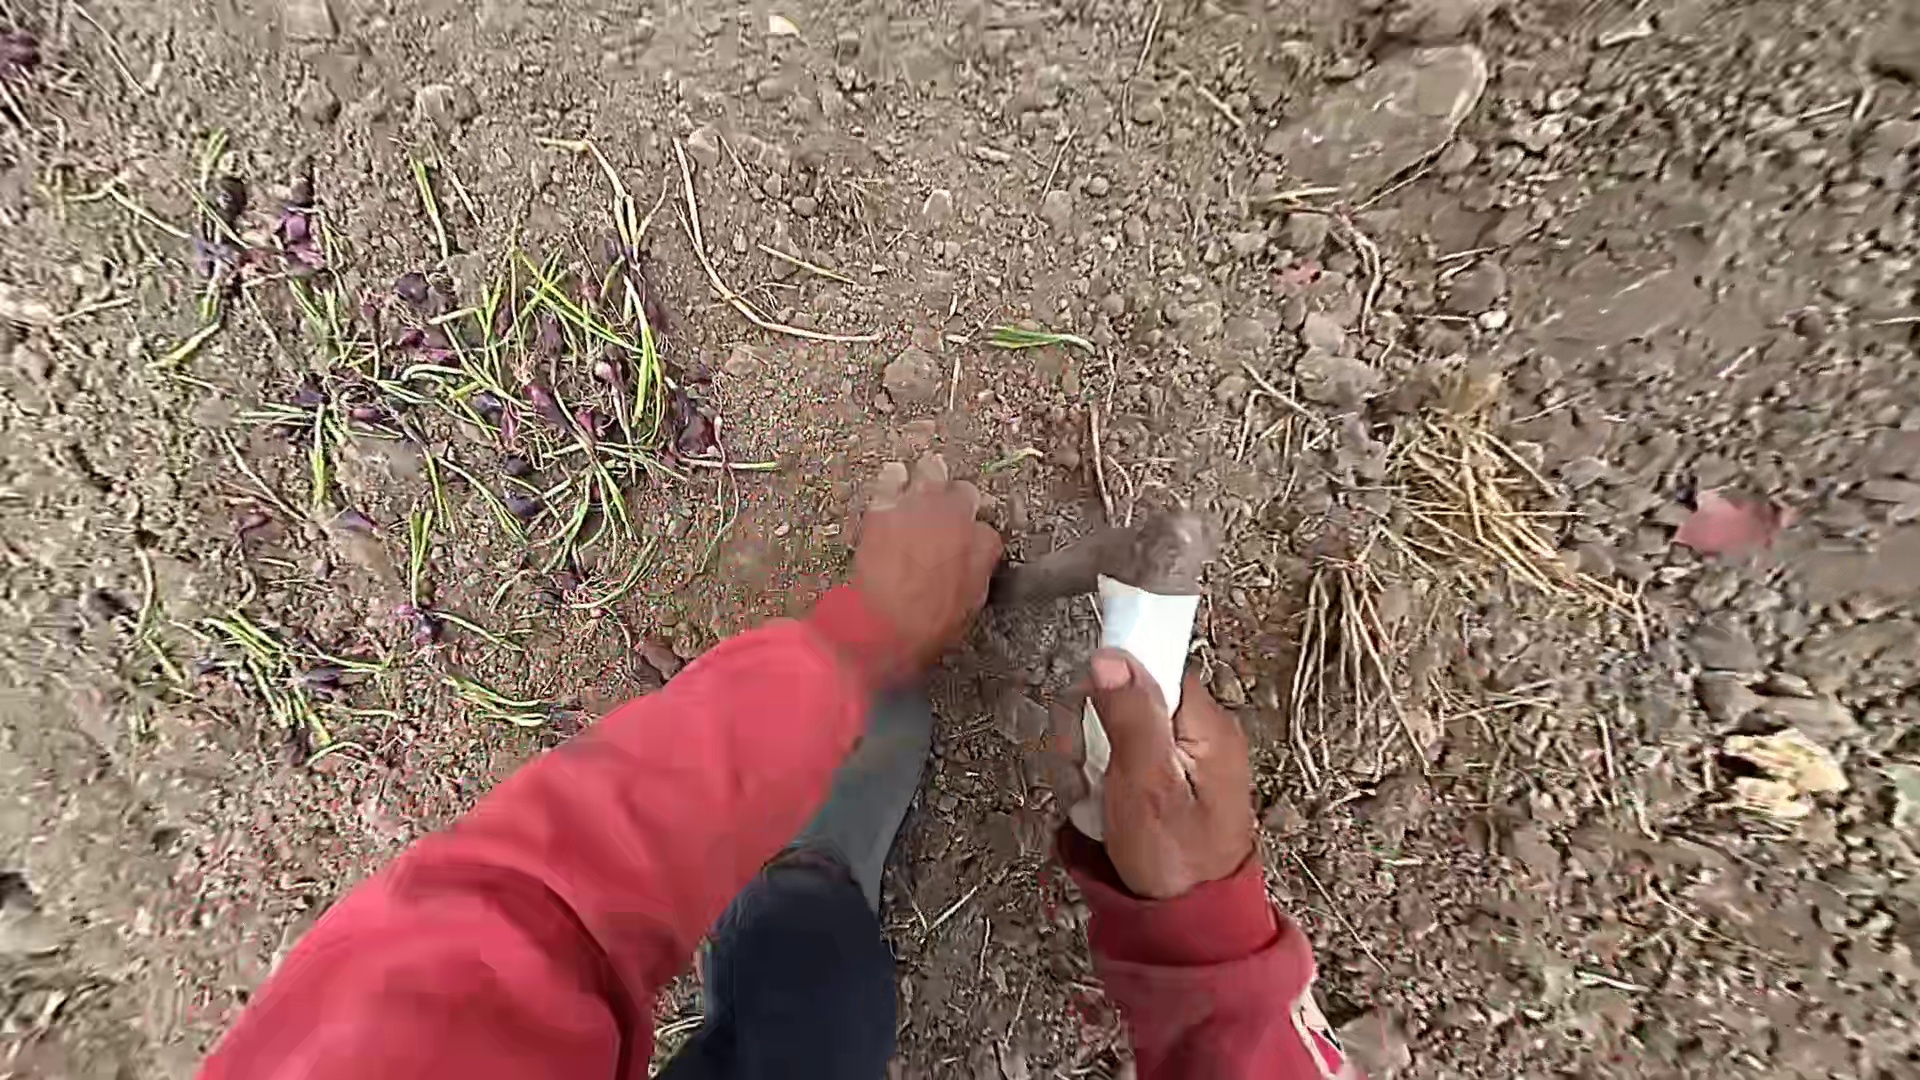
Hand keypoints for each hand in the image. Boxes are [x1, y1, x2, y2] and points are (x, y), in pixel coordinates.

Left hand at [850, 455, 1002, 671]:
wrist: (881, 626)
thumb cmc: (925, 624)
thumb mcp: (969, 603)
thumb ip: (978, 568)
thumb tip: (978, 552)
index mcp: (980, 544)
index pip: (986, 525)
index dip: (975, 530)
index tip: (967, 535)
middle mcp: (954, 519)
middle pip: (962, 491)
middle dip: (957, 496)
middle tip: (947, 504)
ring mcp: (918, 508)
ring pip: (930, 473)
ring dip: (930, 476)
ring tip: (927, 473)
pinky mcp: (884, 509)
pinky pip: (892, 480)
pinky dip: (894, 478)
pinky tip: (894, 476)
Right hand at [1059, 649, 1255, 898]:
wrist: (1184, 927)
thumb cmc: (1172, 859)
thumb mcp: (1147, 784)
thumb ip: (1130, 716)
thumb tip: (1110, 657)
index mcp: (1206, 725)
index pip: (1154, 665)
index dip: (1115, 681)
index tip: (1089, 712)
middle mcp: (1196, 732)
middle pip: (1128, 693)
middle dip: (1091, 724)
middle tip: (1084, 761)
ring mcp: (1177, 754)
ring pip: (1113, 722)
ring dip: (1087, 751)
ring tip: (1088, 788)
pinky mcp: (1159, 773)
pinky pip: (1116, 750)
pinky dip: (1096, 769)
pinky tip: (1094, 797)